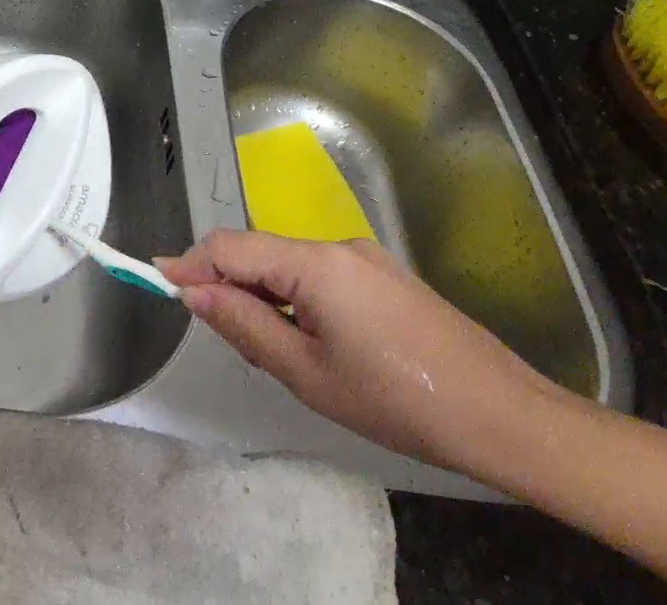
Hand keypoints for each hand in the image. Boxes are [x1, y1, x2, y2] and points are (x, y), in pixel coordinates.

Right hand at [156, 230, 570, 476]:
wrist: (508, 419)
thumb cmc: (397, 400)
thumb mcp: (304, 371)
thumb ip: (241, 324)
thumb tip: (193, 291)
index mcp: (316, 263)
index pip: (229, 246)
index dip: (189, 264)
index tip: (158, 285)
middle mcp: (339, 247)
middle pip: (258, 252)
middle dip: (229, 287)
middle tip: (231, 343)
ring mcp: (367, 260)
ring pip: (287, 265)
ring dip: (263, 297)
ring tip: (277, 354)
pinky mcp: (386, 278)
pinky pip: (319, 276)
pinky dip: (295, 300)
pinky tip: (313, 345)